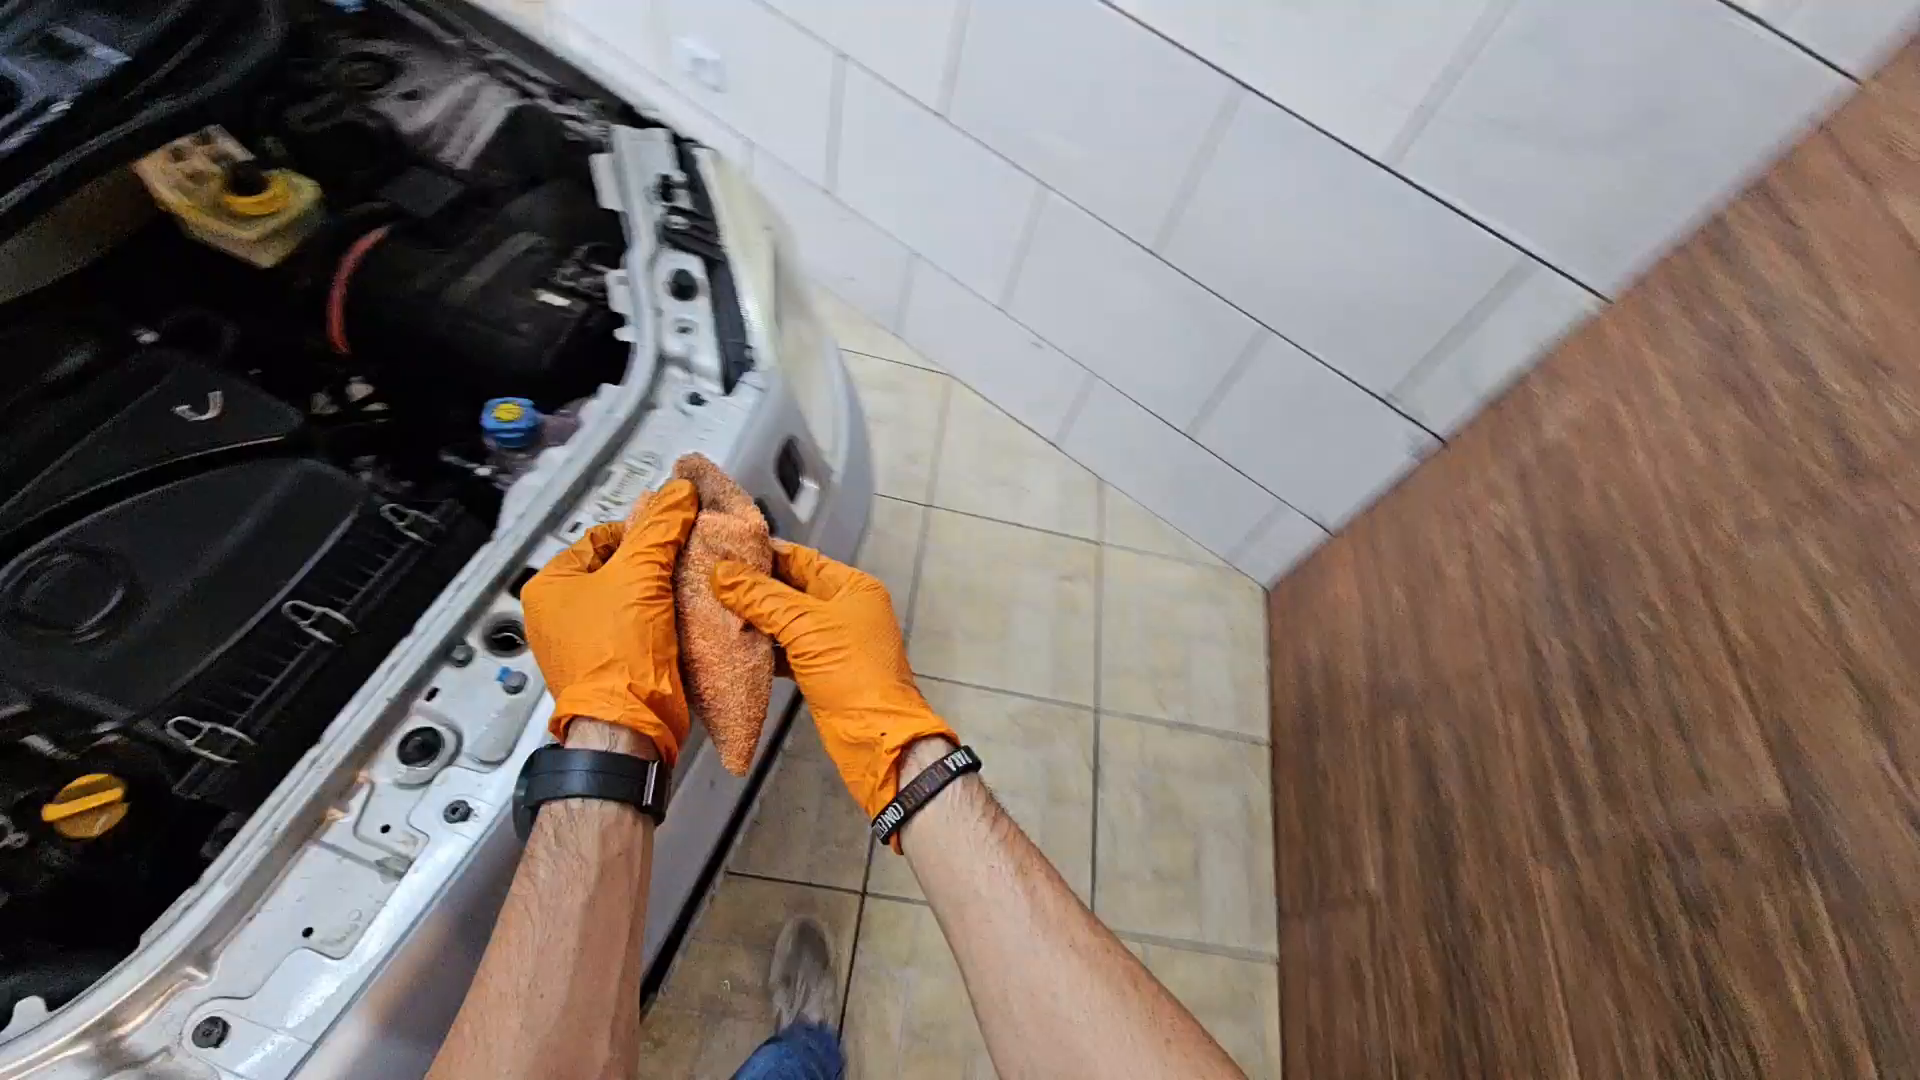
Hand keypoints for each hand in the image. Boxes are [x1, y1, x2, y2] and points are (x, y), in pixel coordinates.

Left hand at [522, 479, 698, 764]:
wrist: (631, 723)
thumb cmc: (617, 656)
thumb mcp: (641, 575)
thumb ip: (661, 529)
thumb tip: (680, 493)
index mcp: (549, 588)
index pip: (601, 537)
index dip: (640, 532)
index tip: (671, 535)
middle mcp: (560, 615)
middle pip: (619, 568)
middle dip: (654, 564)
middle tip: (682, 560)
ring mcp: (586, 643)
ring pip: (633, 599)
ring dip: (662, 592)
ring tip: (687, 587)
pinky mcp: (614, 664)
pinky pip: (642, 627)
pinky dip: (664, 619)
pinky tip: (685, 615)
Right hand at [712, 541, 956, 820]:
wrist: (874, 736)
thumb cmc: (854, 673)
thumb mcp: (805, 626)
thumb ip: (762, 597)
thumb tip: (722, 573)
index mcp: (852, 587)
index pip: (801, 558)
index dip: (763, 552)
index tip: (724, 549)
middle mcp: (845, 608)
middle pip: (791, 587)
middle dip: (752, 585)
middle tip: (708, 578)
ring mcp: (833, 639)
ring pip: (785, 618)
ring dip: (754, 615)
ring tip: (712, 606)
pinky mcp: (820, 667)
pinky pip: (785, 647)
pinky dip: (762, 645)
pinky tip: (733, 642)